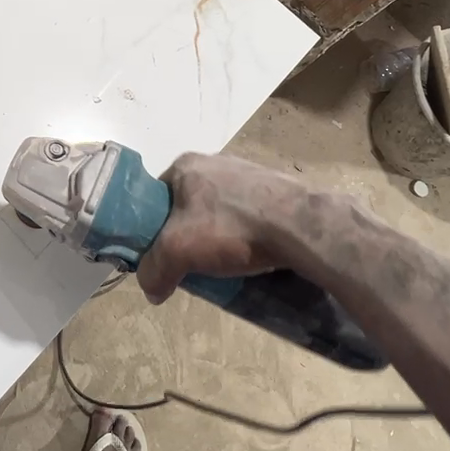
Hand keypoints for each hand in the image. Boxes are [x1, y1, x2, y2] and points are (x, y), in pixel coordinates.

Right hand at [135, 153, 310, 303]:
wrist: (298, 225)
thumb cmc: (229, 227)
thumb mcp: (177, 250)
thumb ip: (154, 269)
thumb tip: (151, 290)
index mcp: (184, 165)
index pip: (156, 195)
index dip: (155, 225)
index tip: (164, 252)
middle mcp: (213, 161)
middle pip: (189, 203)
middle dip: (189, 232)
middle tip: (194, 261)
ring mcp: (246, 171)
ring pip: (220, 208)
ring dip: (219, 233)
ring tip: (226, 261)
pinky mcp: (274, 187)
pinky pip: (249, 212)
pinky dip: (245, 232)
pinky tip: (252, 253)